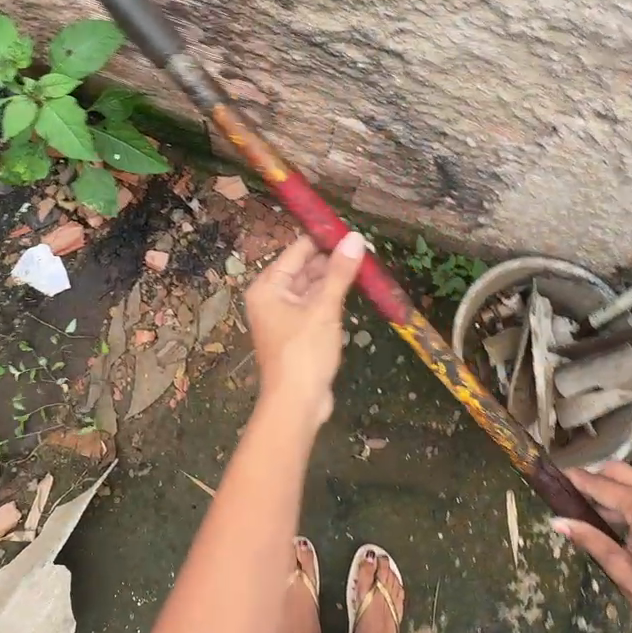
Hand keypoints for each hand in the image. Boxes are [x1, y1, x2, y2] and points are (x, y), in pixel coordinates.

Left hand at [243, 233, 366, 423]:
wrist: (296, 404)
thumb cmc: (304, 353)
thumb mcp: (324, 308)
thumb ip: (340, 272)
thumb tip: (354, 238)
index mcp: (268, 287)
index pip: (296, 251)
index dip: (322, 238)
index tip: (349, 228)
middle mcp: (271, 297)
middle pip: (303, 268)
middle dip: (331, 259)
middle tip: (362, 246)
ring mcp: (283, 316)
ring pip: (311, 287)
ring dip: (334, 278)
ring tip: (363, 263)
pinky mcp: (297, 333)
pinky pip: (314, 306)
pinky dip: (331, 298)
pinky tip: (352, 290)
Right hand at [552, 451, 631, 632]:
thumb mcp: (621, 570)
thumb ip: (590, 539)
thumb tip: (557, 521)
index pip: (604, 488)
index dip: (580, 480)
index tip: (561, 473)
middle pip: (625, 476)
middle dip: (600, 478)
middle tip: (578, 486)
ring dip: (624, 480)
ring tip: (603, 484)